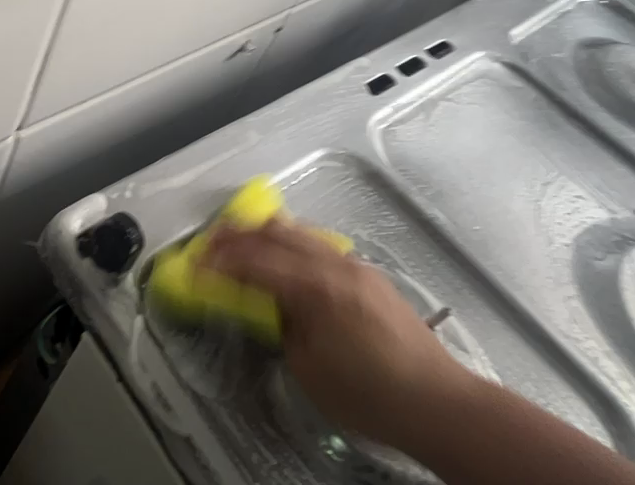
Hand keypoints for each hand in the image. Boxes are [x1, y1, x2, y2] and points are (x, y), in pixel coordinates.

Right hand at [202, 219, 475, 446]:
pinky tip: (285, 252)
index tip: (195, 263)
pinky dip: (293, 242)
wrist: (439, 403)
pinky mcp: (370, 275)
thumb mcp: (308, 368)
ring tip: (241, 236)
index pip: (255, 261)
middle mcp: (335, 264)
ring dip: (266, 232)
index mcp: (315, 287)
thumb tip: (268, 304)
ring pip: (301, 233)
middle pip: (277, 234)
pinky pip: (320, 246)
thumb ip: (282, 325)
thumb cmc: (369, 395)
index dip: (221, 260)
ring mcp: (356, 265)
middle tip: (211, 239)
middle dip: (239, 234)